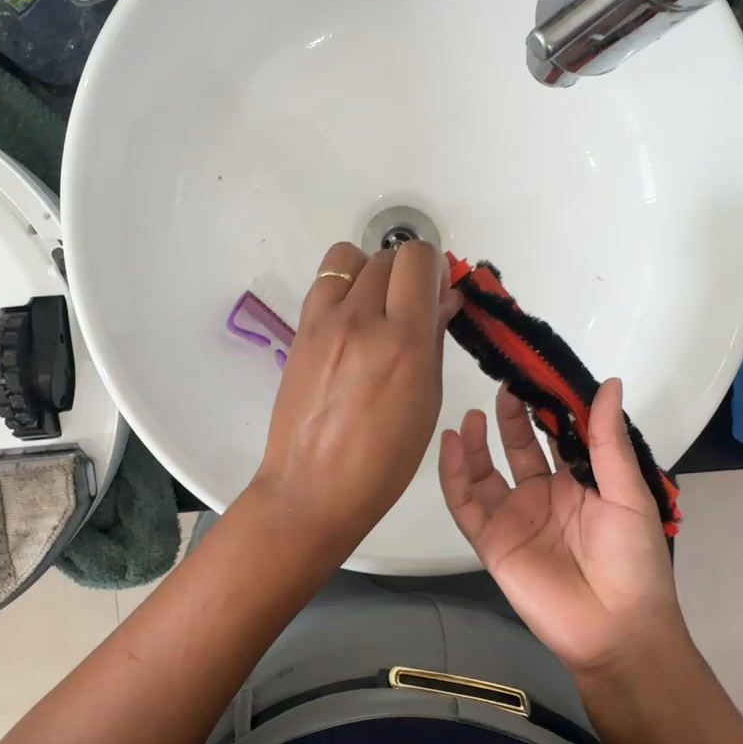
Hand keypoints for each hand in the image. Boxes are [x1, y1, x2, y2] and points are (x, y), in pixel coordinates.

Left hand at [248, 240, 461, 548]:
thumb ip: (433, 341)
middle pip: (387, 256)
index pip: (418, 260)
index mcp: (402, 343)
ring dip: (369, 273)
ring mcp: (323, 324)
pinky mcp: (300, 332)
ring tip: (374, 310)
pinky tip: (349, 325)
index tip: (436, 296)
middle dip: (405, 276)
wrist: (312, 487)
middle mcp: (361, 321)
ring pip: (349, 257)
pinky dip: (342, 289)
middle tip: (408, 310)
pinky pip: (323, 284)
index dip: (433, 271)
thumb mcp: (425, 402)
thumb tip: (442, 298)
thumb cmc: (382, 461)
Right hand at [438, 378, 681, 670]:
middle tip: (506, 383)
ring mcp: (514, 517)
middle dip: (512, 416)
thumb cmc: (633, 561)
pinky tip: (453, 443)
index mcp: (580, 483)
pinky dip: (454, 473)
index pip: (558, 435)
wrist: (616, 629)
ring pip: (485, 471)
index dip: (548, 406)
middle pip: (519, 447)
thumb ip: (608, 441)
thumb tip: (608, 383)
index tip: (538, 372)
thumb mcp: (628, 494)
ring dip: (478, 442)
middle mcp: (543, 495)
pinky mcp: (490, 540)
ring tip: (477, 414)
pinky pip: (465, 503)